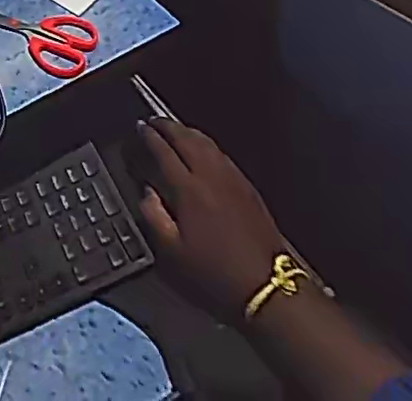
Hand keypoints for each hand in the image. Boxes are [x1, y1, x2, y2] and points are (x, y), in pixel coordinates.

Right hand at [137, 117, 288, 318]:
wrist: (270, 289)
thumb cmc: (217, 272)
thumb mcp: (173, 252)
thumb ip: (153, 216)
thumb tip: (146, 193)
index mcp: (189, 191)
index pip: (164, 152)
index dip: (150, 136)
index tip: (141, 128)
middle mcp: (212, 179)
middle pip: (187, 139)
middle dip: (168, 126)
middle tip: (155, 121)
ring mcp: (234, 182)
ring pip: (208, 144)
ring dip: (189, 132)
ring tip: (176, 128)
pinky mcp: (249, 190)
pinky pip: (224, 156)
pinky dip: (208, 145)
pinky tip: (204, 149)